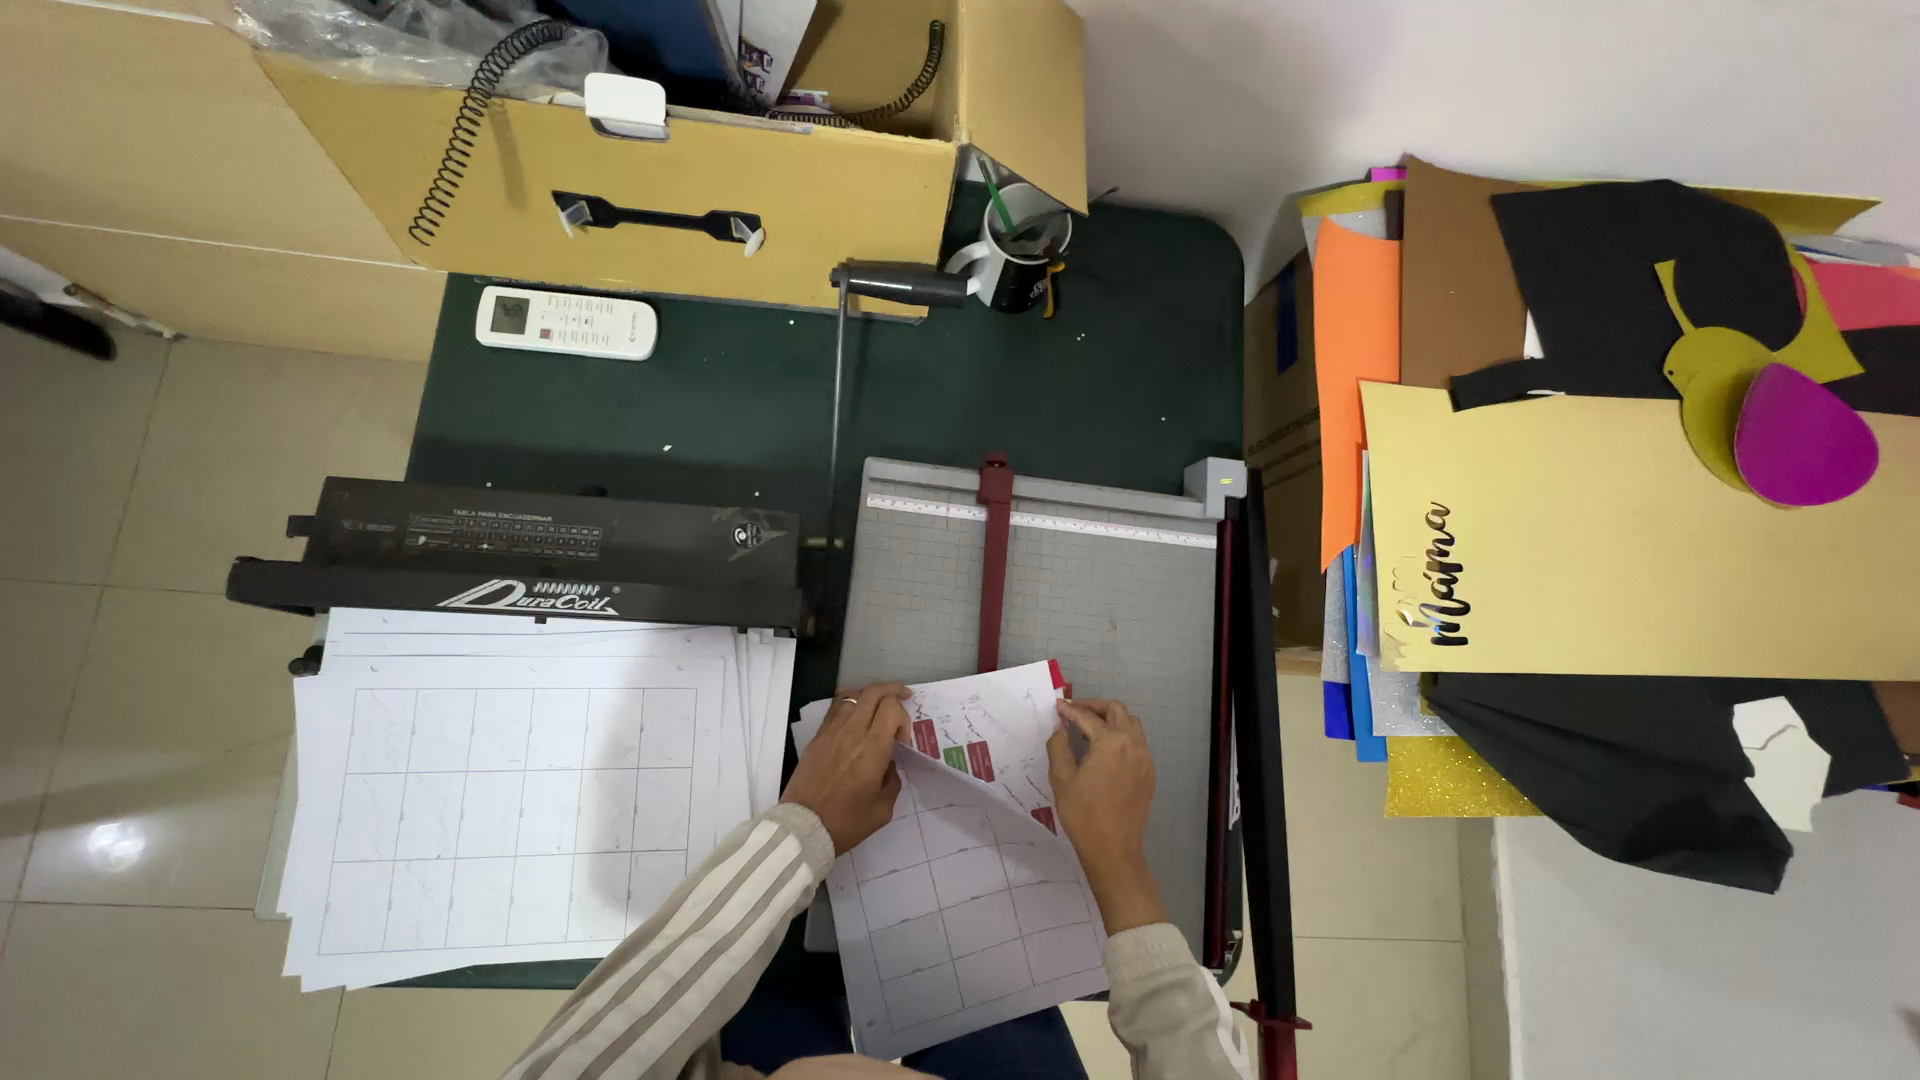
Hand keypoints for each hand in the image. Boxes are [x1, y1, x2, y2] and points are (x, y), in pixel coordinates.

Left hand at [782, 683, 911, 853]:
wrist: (804, 828)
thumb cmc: (846, 822)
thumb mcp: (883, 809)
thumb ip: (892, 780)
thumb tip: (888, 764)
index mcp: (872, 749)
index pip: (891, 708)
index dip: (904, 717)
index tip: (903, 740)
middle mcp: (852, 733)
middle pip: (873, 692)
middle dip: (893, 690)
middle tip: (904, 696)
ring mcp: (831, 733)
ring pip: (853, 696)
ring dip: (871, 696)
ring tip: (879, 706)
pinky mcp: (817, 738)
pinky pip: (836, 709)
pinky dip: (851, 705)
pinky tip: (856, 716)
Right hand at [1047, 699, 1169, 933]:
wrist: (1114, 850)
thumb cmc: (1083, 815)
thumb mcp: (1062, 779)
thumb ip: (1059, 746)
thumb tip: (1060, 729)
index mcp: (1111, 743)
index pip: (1088, 717)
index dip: (1070, 710)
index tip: (1057, 707)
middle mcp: (1133, 745)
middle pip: (1117, 711)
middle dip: (1095, 707)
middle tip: (1076, 711)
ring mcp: (1145, 759)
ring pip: (1132, 724)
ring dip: (1112, 719)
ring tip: (1091, 727)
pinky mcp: (1149, 773)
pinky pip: (1138, 743)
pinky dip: (1123, 736)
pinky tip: (1106, 749)